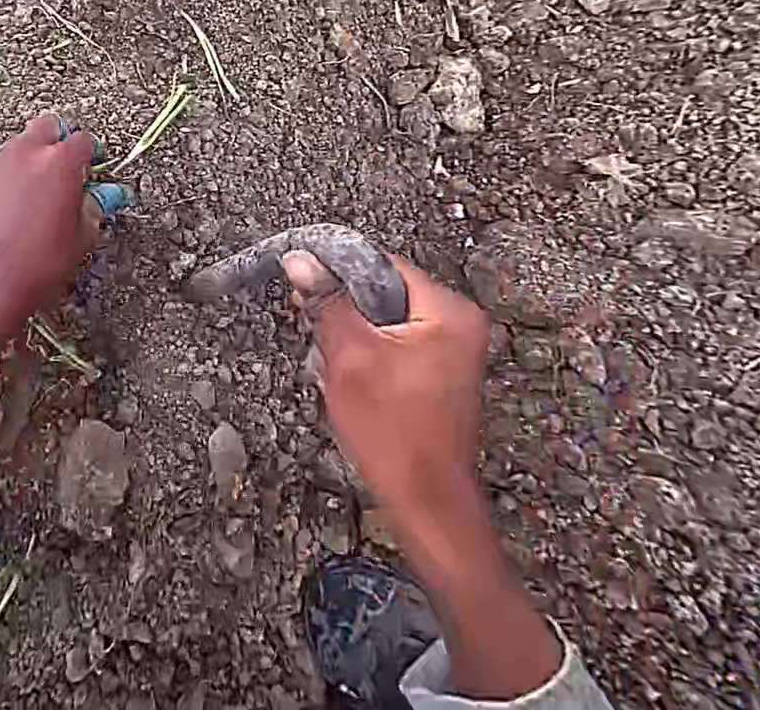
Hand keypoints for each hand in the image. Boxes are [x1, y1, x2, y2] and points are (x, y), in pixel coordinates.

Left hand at [0, 115, 98, 342]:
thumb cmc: (36, 265)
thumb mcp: (80, 239)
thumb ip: (93, 208)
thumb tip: (101, 195)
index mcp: (60, 163)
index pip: (82, 140)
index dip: (87, 155)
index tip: (86, 168)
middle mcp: (25, 153)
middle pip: (44, 127)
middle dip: (53, 142)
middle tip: (56, 170)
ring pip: (12, 149)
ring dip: (22, 165)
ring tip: (23, 201)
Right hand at [285, 251, 561, 698]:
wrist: (425, 501)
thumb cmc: (392, 430)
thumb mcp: (349, 355)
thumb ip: (327, 301)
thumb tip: (300, 259)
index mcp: (449, 311)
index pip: (383, 265)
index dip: (339, 272)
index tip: (306, 285)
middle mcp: (459, 323)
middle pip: (384, 292)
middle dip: (345, 311)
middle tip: (318, 333)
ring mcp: (453, 349)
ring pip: (384, 319)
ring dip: (353, 335)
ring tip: (336, 366)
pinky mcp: (439, 371)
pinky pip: (394, 343)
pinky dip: (368, 353)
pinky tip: (352, 379)